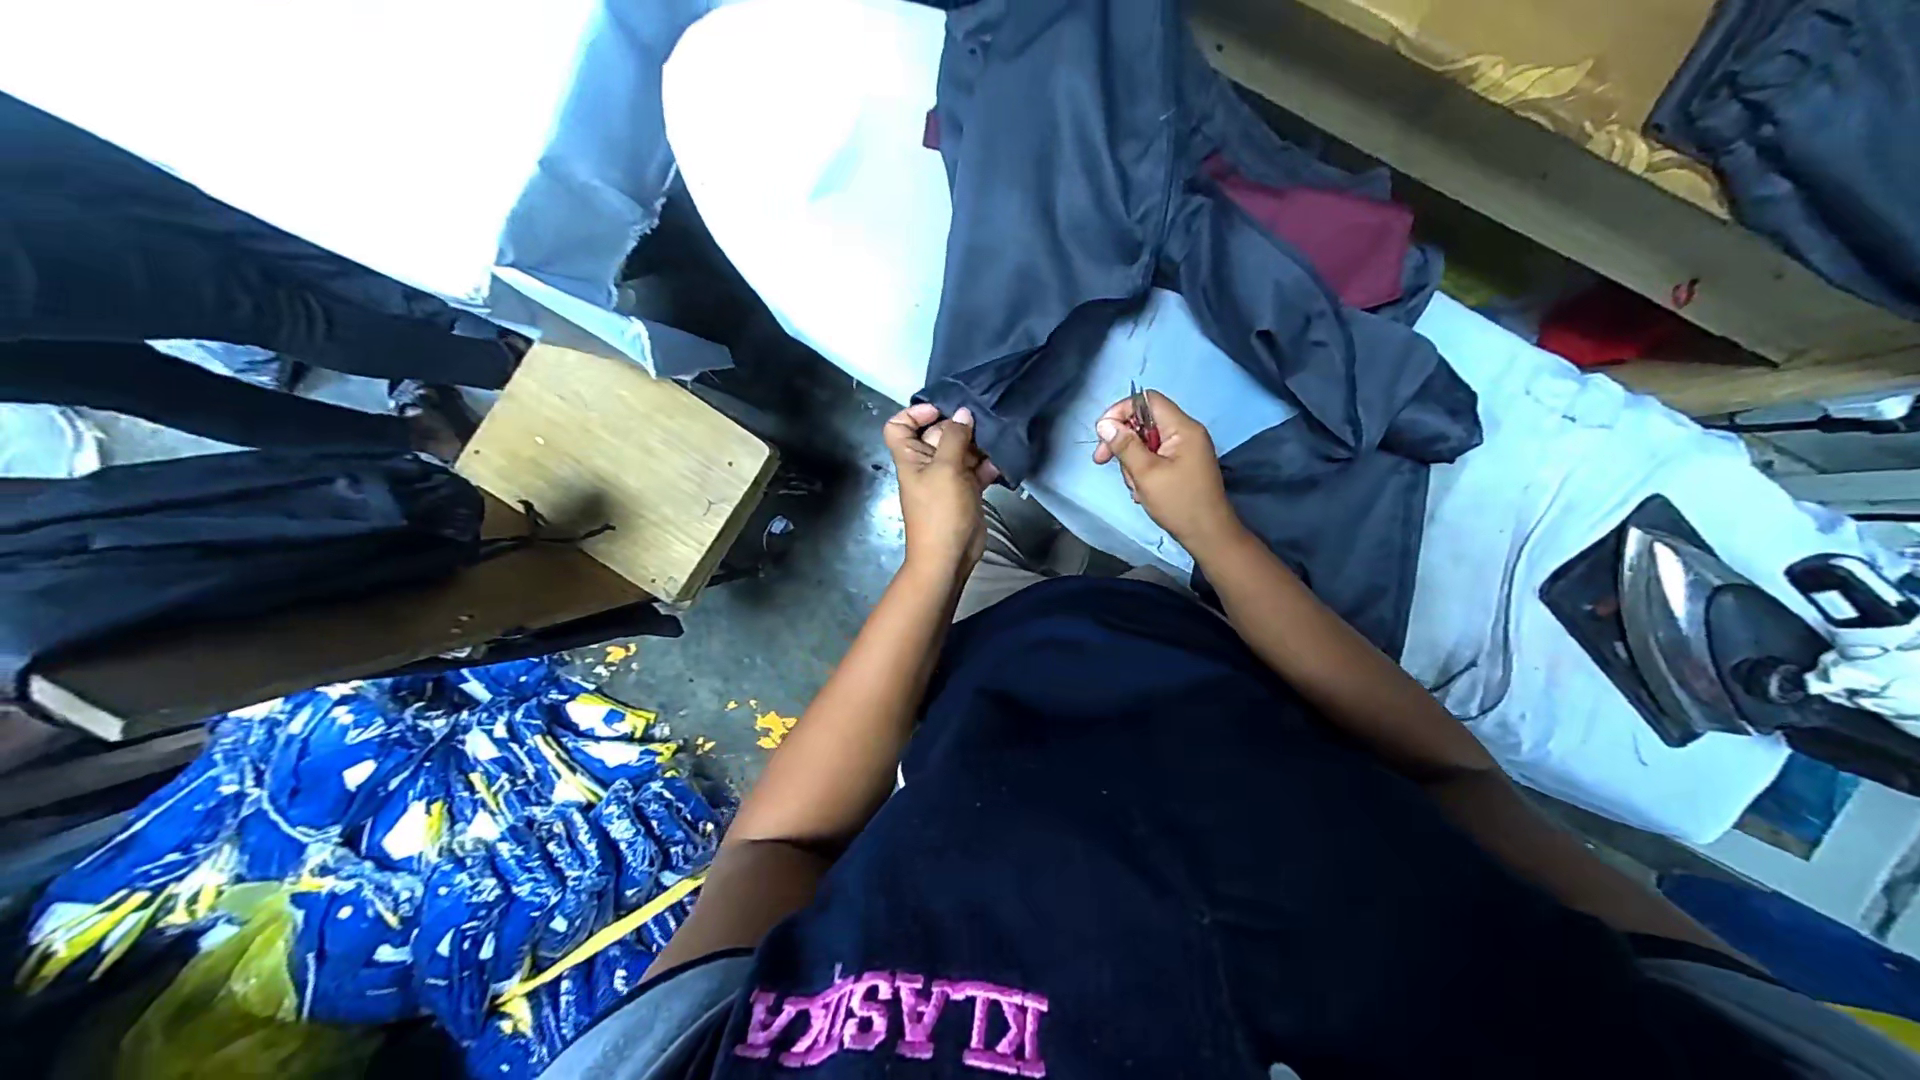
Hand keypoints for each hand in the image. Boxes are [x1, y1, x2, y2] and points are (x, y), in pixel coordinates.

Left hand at [884, 402, 993, 577]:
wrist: (948, 556)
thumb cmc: (939, 511)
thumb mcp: (945, 469)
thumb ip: (955, 438)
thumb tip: (963, 413)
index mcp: (910, 456)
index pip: (898, 426)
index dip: (913, 414)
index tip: (939, 412)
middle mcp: (927, 463)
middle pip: (938, 434)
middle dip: (959, 425)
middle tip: (981, 421)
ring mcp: (947, 477)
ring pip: (961, 450)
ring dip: (978, 444)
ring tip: (996, 439)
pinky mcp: (966, 490)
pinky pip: (976, 469)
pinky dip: (987, 465)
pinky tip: (1000, 463)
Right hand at [1093, 390, 1243, 554]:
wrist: (1208, 535)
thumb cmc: (1178, 503)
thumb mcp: (1146, 474)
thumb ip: (1124, 445)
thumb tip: (1104, 424)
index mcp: (1183, 428)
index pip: (1147, 400)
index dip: (1121, 411)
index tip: (1103, 433)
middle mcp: (1186, 433)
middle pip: (1143, 421)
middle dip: (1122, 441)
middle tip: (1102, 460)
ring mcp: (1185, 449)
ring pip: (1145, 442)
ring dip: (1131, 461)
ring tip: (1135, 486)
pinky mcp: (1182, 464)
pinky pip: (1154, 457)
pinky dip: (1142, 470)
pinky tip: (1142, 491)